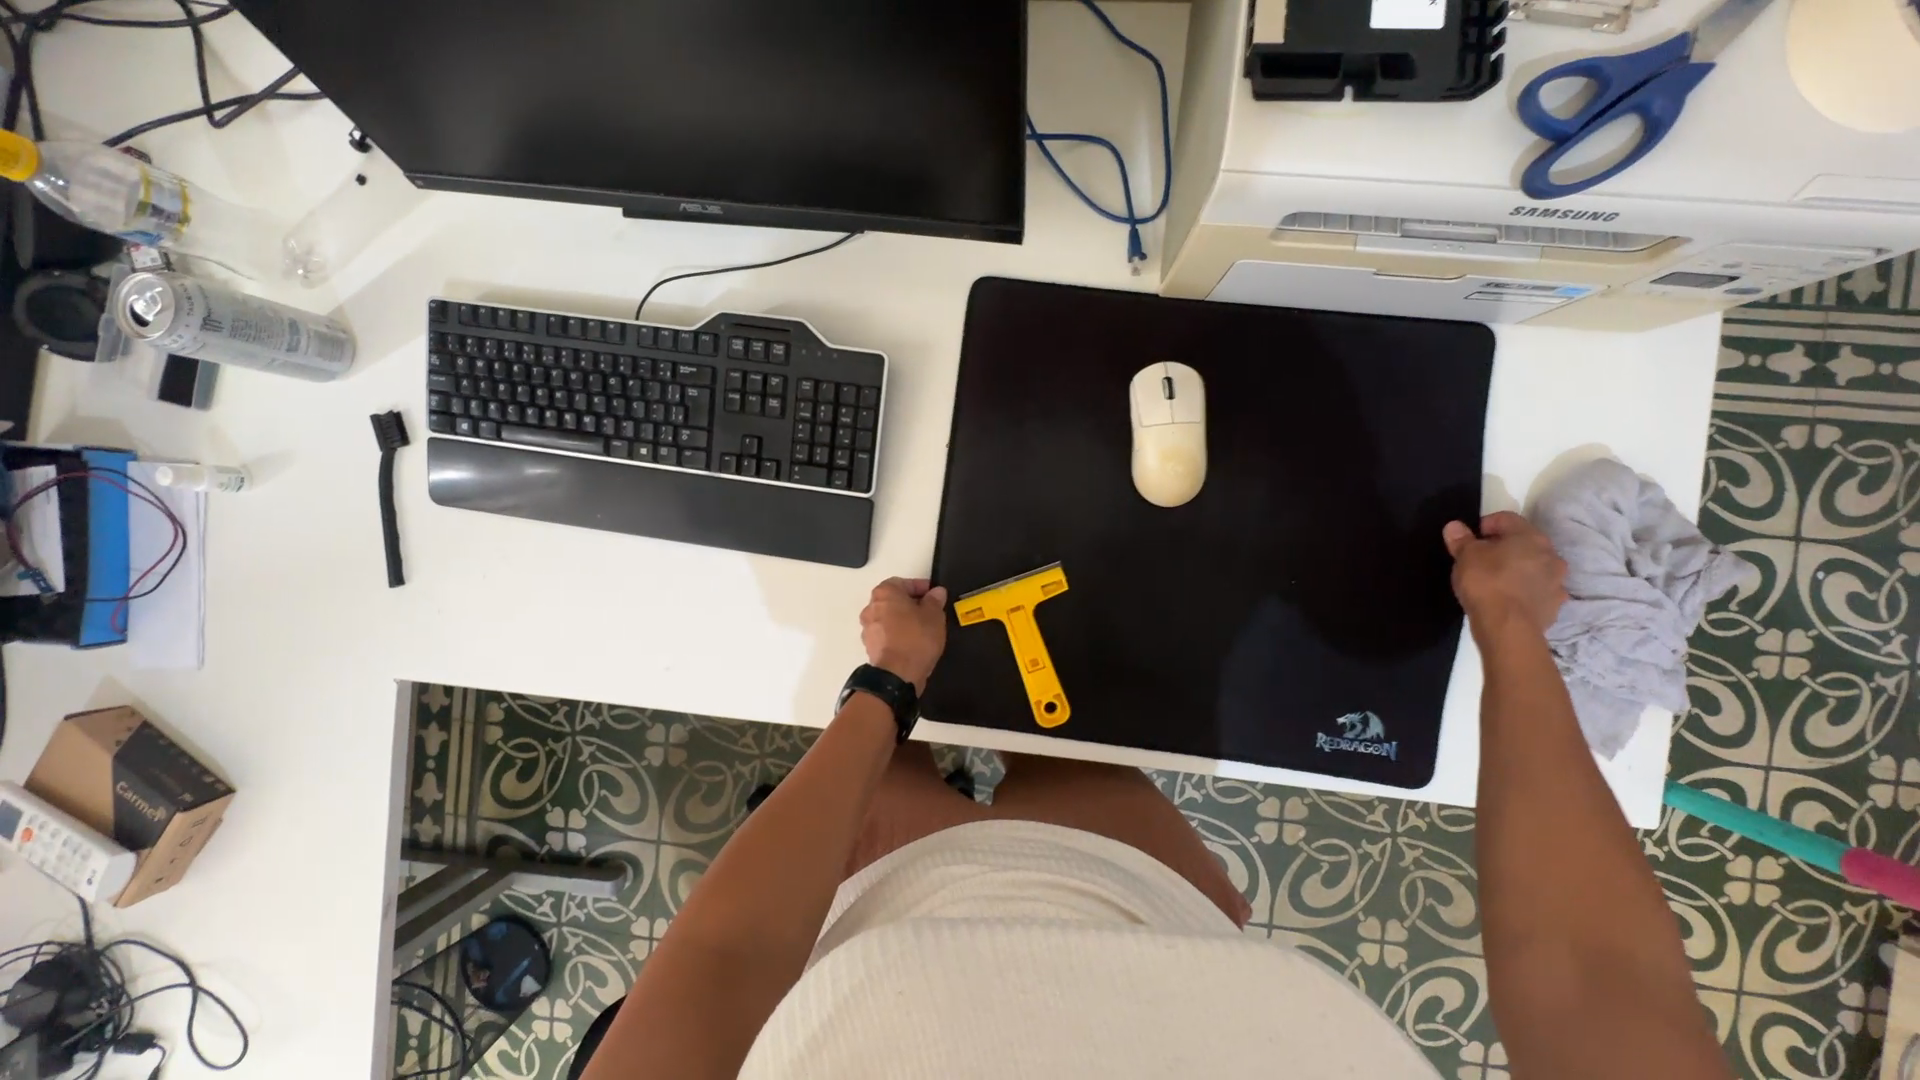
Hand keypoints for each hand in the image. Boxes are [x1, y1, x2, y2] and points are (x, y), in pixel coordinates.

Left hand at [859, 578, 948, 693]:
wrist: (898, 674)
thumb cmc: (916, 638)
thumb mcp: (934, 615)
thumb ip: (935, 600)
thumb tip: (936, 593)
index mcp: (884, 593)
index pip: (903, 582)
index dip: (920, 587)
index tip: (934, 595)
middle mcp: (871, 608)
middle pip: (893, 600)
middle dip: (911, 603)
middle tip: (930, 610)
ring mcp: (868, 628)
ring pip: (889, 618)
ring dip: (904, 620)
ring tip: (924, 628)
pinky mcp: (870, 647)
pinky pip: (887, 634)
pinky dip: (898, 635)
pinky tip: (914, 642)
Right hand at [1442, 512, 1567, 635]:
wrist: (1507, 627)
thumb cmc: (1486, 582)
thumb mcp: (1465, 557)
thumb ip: (1461, 540)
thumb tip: (1455, 526)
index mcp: (1530, 537)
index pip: (1507, 519)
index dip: (1485, 524)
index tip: (1470, 539)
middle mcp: (1551, 555)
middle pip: (1525, 543)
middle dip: (1504, 547)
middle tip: (1481, 559)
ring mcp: (1557, 581)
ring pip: (1535, 567)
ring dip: (1518, 569)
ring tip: (1495, 581)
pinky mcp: (1555, 605)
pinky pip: (1538, 590)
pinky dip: (1525, 590)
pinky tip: (1508, 599)